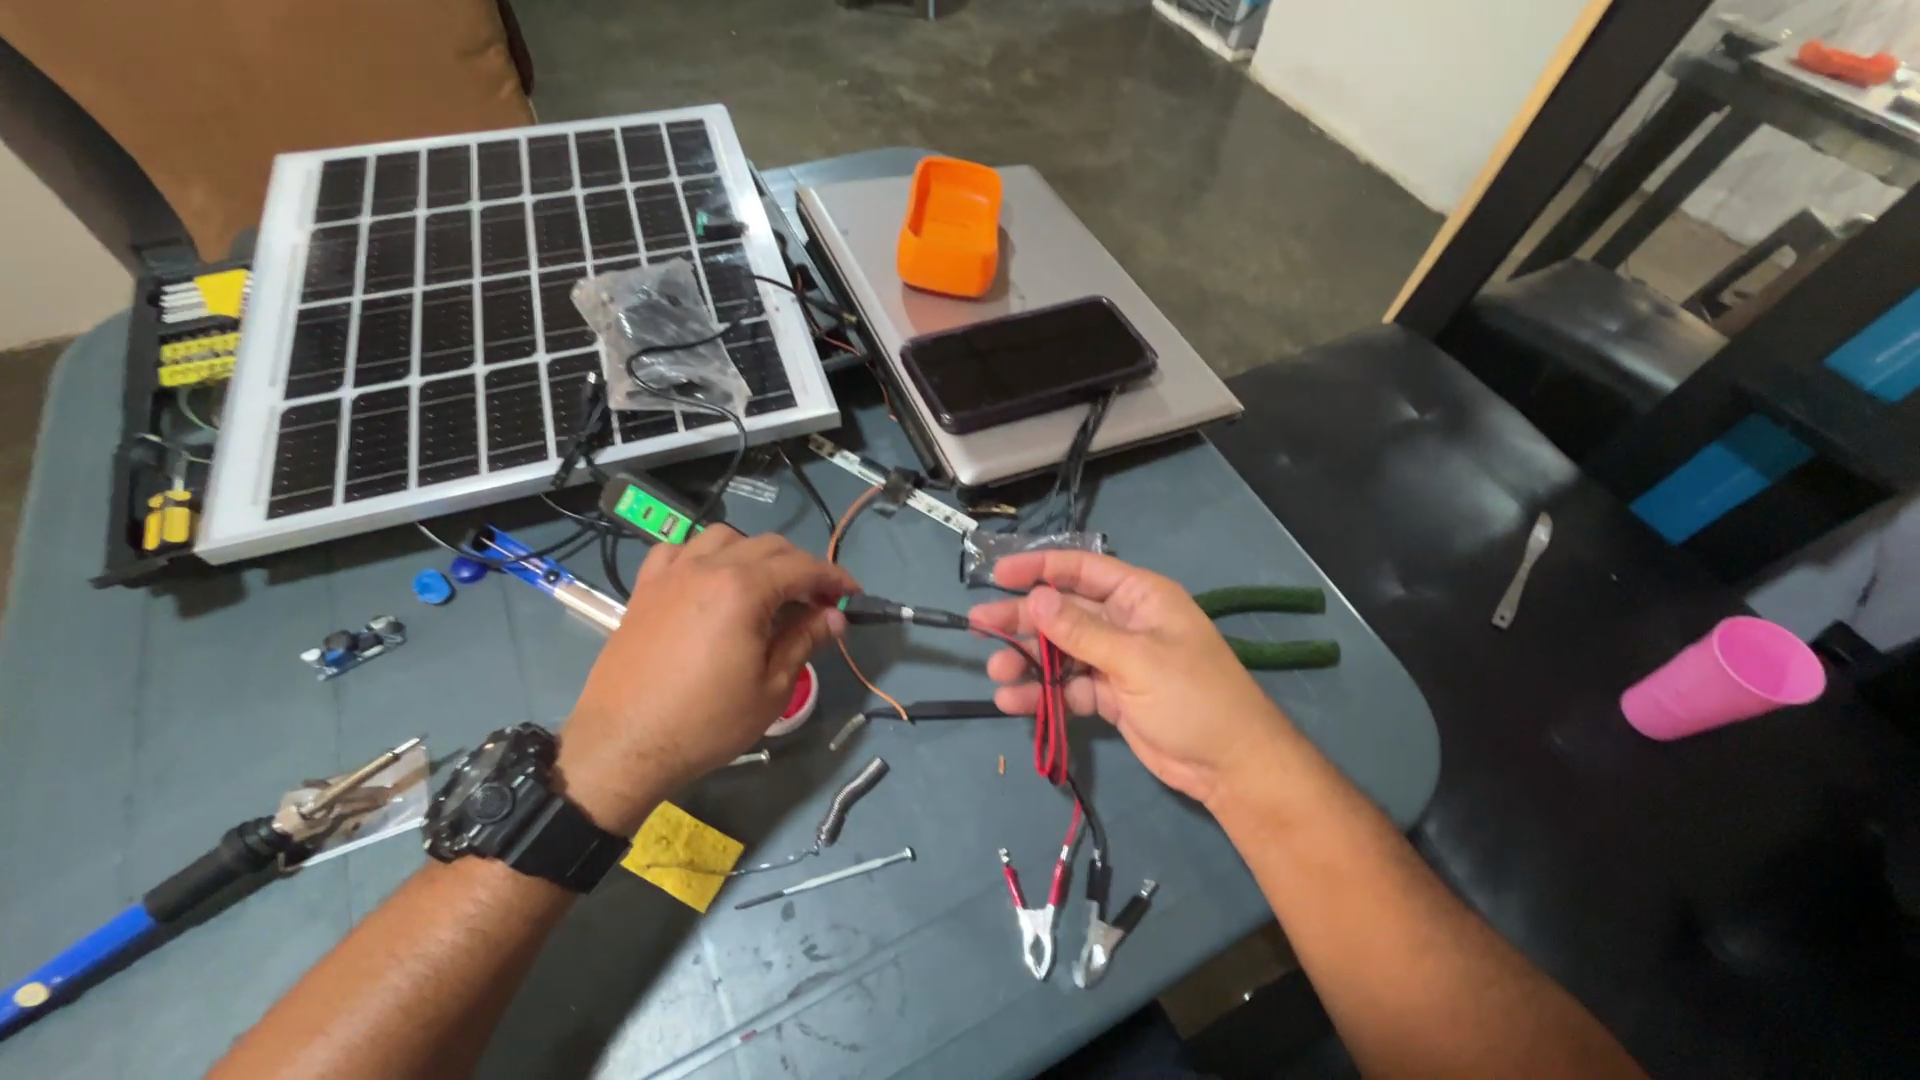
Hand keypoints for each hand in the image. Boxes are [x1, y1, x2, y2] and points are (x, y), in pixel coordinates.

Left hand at [559, 529, 858, 831]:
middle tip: (818, 600)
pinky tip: (710, 580)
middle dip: (801, 567)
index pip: (803, 567)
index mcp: (743, 590)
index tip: (853, 595)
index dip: (834, 577)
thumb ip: (805, 641)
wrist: (625, 744)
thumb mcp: (771, 688)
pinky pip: (679, 550)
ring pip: (725, 538)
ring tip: (766, 587)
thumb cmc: (706, 723)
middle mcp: (708, 567)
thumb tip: (835, 616)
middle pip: (769, 547)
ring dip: (755, 555)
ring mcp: (672, 574)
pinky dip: (705, 556)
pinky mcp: (645, 588)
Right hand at [970, 551, 1297, 807]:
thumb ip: (1081, 631)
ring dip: (1028, 661)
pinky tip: (1014, 701)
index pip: (1082, 570)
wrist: (1230, 765)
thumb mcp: (1136, 659)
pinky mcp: (1110, 696)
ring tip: (997, 672)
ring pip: (1061, 652)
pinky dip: (1043, 693)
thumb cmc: (1194, 697)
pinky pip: (1068, 687)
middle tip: (980, 627)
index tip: (998, 576)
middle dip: (1023, 620)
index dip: (1040, 569)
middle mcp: (1124, 622)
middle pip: (1063, 612)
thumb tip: (1035, 599)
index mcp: (1139, 597)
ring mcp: (1116, 661)